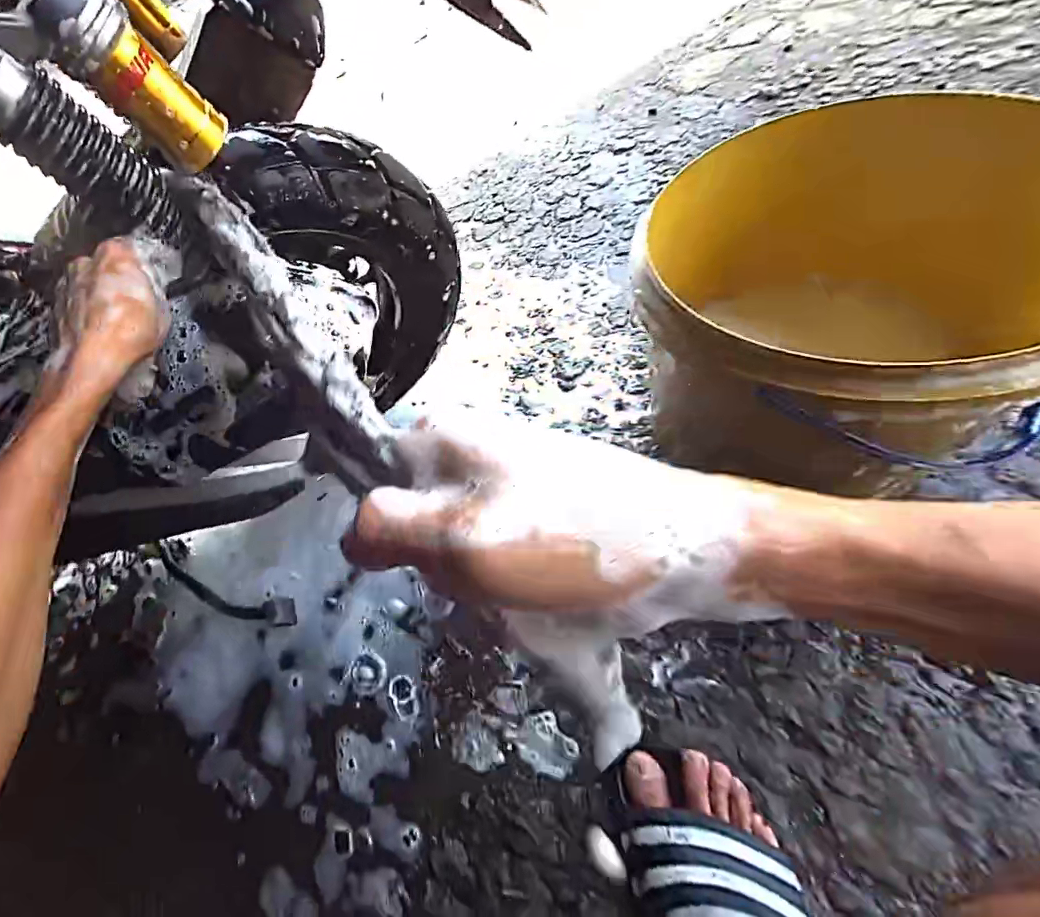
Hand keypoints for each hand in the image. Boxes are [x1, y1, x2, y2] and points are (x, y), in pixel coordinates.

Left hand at [50, 237, 170, 394]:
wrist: (91, 362)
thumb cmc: (125, 334)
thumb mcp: (163, 309)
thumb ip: (155, 290)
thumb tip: (155, 291)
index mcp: (116, 253)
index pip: (135, 248)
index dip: (147, 265)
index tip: (155, 276)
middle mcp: (87, 263)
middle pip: (107, 265)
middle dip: (120, 279)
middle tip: (137, 300)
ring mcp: (67, 284)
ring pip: (88, 284)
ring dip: (100, 295)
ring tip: (118, 319)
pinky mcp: (54, 307)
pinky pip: (75, 303)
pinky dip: (86, 313)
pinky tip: (101, 330)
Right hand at [341, 412, 773, 621]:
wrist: (691, 553)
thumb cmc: (577, 541)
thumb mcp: (467, 538)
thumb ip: (392, 528)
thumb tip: (348, 534)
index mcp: (441, 437)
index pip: (366, 479)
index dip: (384, 532)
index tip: (418, 565)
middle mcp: (464, 451)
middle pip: (409, 527)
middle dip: (441, 570)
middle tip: (486, 582)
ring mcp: (499, 484)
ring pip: (450, 556)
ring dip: (478, 590)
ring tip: (526, 596)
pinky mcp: (527, 516)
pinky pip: (488, 565)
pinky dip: (506, 593)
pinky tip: (543, 602)